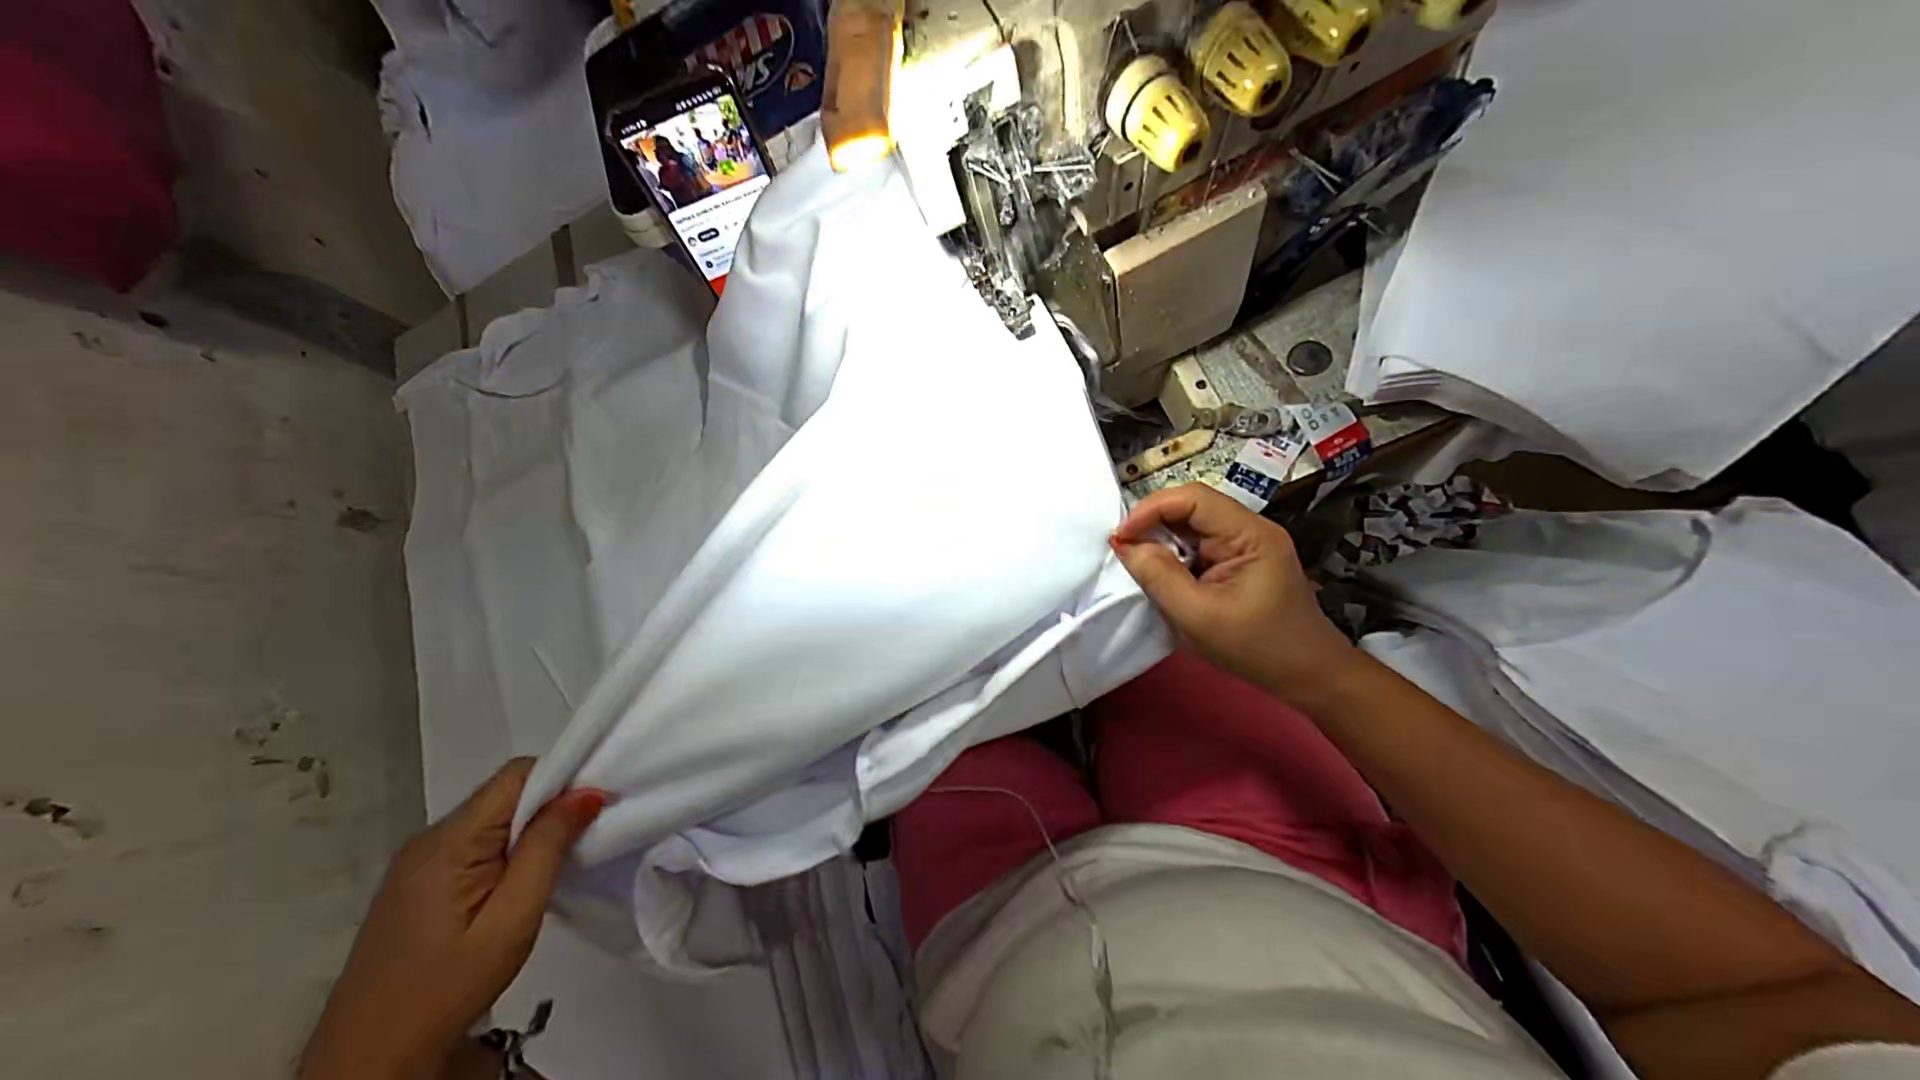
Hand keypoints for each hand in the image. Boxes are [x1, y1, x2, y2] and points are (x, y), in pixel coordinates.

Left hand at [299, 759, 606, 1079]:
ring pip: (491, 818)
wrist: (368, 1063)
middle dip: (550, 806)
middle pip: (504, 793)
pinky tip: (519, 883)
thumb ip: (548, 847)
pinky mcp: (416, 883)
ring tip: (556, 864)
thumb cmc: (448, 989)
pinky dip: (507, 848)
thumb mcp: (513, 918)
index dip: (562, 778)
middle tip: (583, 839)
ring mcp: (416, 861)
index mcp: (448, 841)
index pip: (516, 775)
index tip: (596, 807)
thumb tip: (586, 792)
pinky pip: (475, 843)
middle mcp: (428, 839)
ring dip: (530, 830)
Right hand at [1110, 483, 1358, 699]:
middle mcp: (1250, 528)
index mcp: (1250, 534)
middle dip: (1152, 523)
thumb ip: (1159, 577)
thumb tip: (1125, 545)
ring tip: (1137, 562)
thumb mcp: (1199, 617)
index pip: (1192, 498)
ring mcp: (1246, 543)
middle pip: (1191, 505)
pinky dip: (1174, 554)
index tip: (1121, 538)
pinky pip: (1199, 543)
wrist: (1308, 676)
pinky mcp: (1240, 559)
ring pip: (1192, 524)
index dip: (1150, 509)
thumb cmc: (1257, 648)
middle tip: (1123, 549)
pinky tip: (1161, 573)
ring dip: (1161, 539)